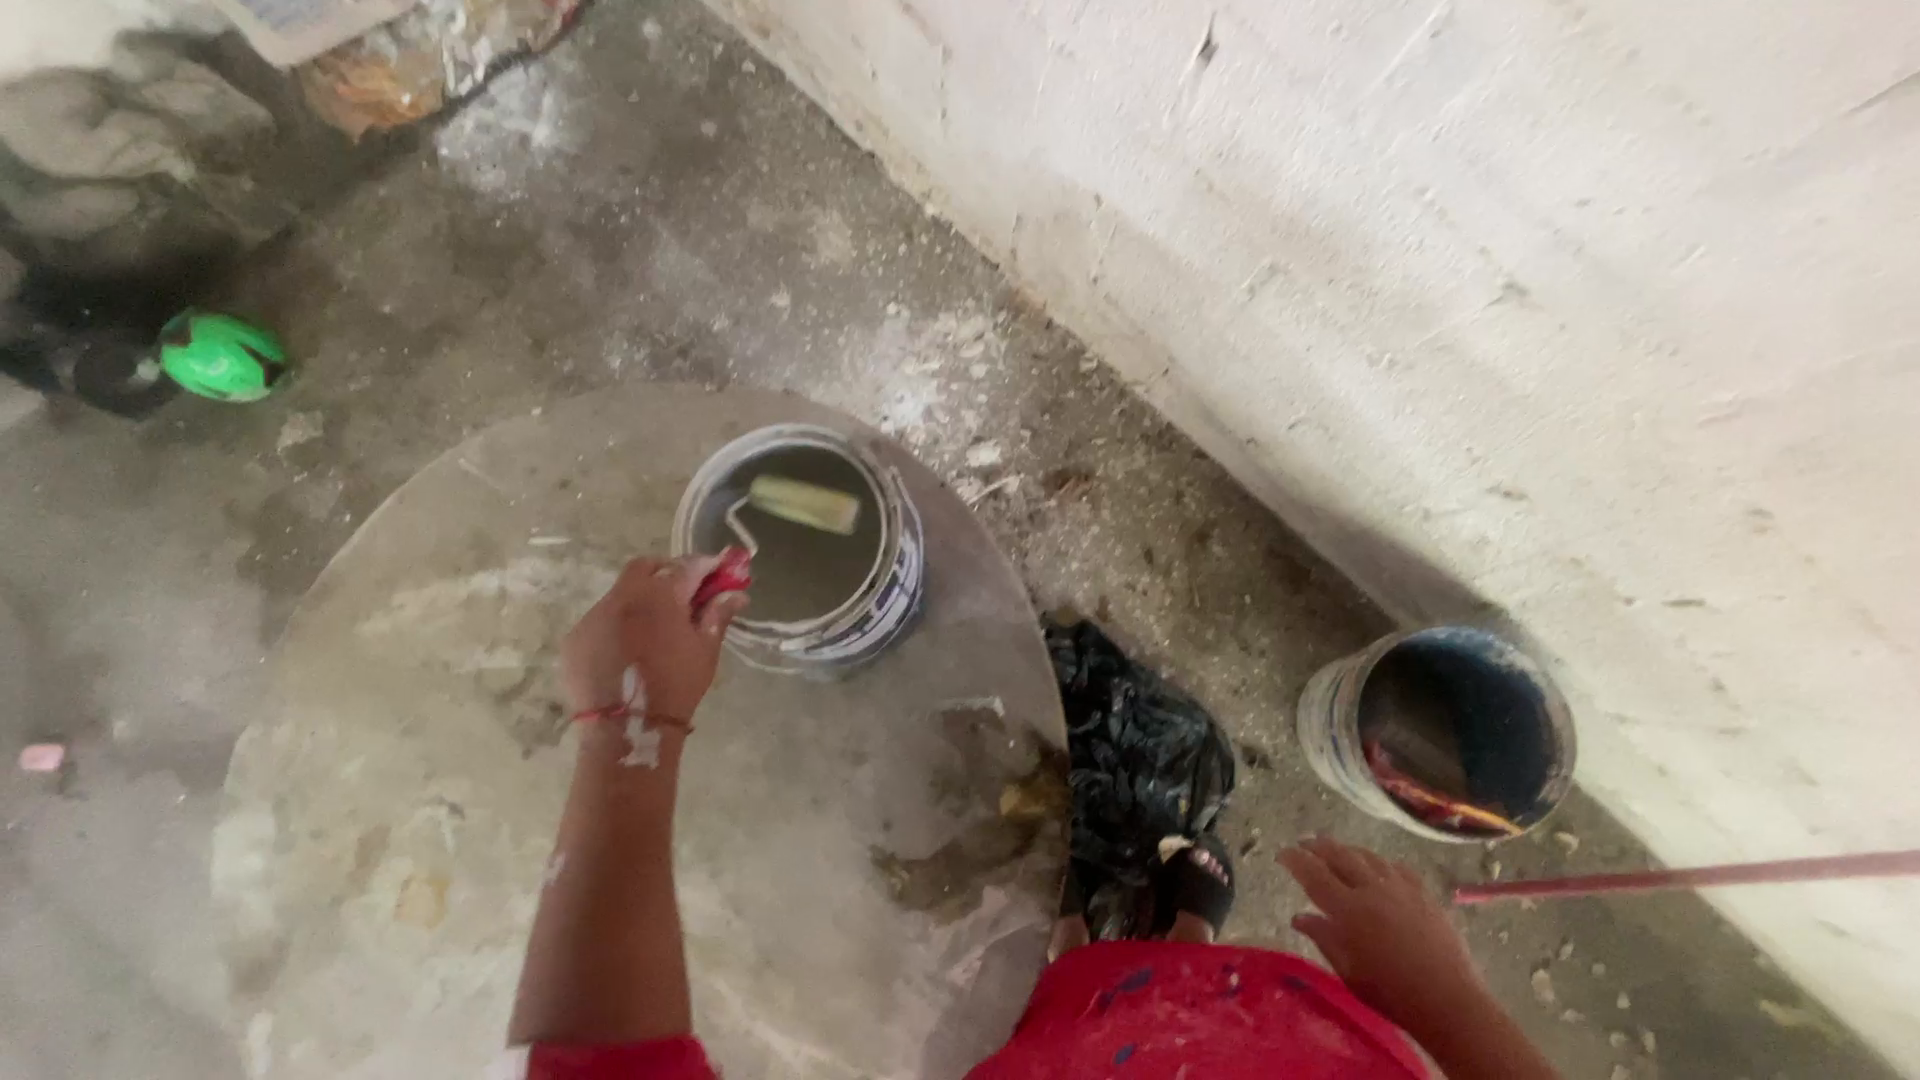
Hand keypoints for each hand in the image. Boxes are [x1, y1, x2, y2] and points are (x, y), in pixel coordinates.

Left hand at [558, 555, 749, 721]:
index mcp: (660, 596)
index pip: (687, 566)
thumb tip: (736, 593)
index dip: (706, 566)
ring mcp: (594, 616)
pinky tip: (629, 649)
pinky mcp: (576, 638)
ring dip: (640, 599)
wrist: (628, 730)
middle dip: (667, 571)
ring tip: (655, 627)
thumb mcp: (705, 650)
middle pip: (645, 567)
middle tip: (683, 592)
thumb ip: (718, 614)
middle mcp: (622, 597)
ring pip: (620, 593)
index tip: (719, 572)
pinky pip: (601, 620)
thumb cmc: (676, 686)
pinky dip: (619, 624)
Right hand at [1278, 837, 1483, 1032]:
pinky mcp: (1425, 895)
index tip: (1281, 854)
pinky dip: (1380, 863)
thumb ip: (1323, 938)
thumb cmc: (1392, 994)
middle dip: (1317, 846)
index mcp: (1348, 910)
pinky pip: (1397, 868)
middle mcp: (1372, 890)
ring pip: (1368, 856)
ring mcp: (1401, 889)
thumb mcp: (1348, 971)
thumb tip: (1299, 917)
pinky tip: (1378, 868)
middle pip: (1339, 855)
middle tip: (1303, 844)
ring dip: (1347, 850)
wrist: (1450, 1003)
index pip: (1312, 873)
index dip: (1294, 859)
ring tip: (1337, 851)